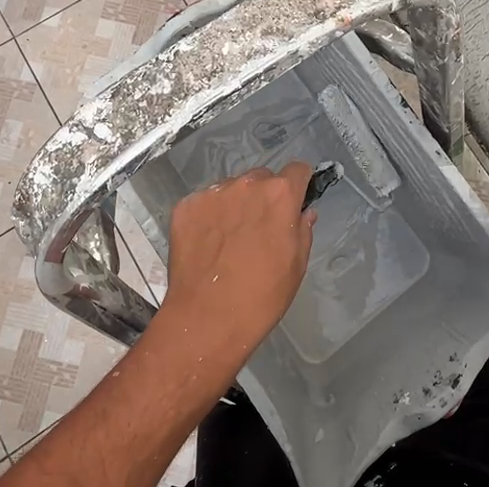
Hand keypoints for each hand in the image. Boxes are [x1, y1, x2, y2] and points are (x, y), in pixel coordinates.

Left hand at [160, 163, 317, 355]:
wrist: (207, 319)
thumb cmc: (262, 296)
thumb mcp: (296, 265)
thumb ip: (302, 229)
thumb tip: (303, 212)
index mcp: (280, 194)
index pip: (297, 170)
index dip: (299, 184)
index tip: (295, 199)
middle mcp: (246, 184)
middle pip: (262, 178)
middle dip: (264, 196)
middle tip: (259, 228)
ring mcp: (212, 193)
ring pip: (231, 189)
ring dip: (235, 205)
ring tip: (229, 240)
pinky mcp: (186, 206)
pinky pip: (204, 203)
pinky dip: (208, 217)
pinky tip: (207, 245)